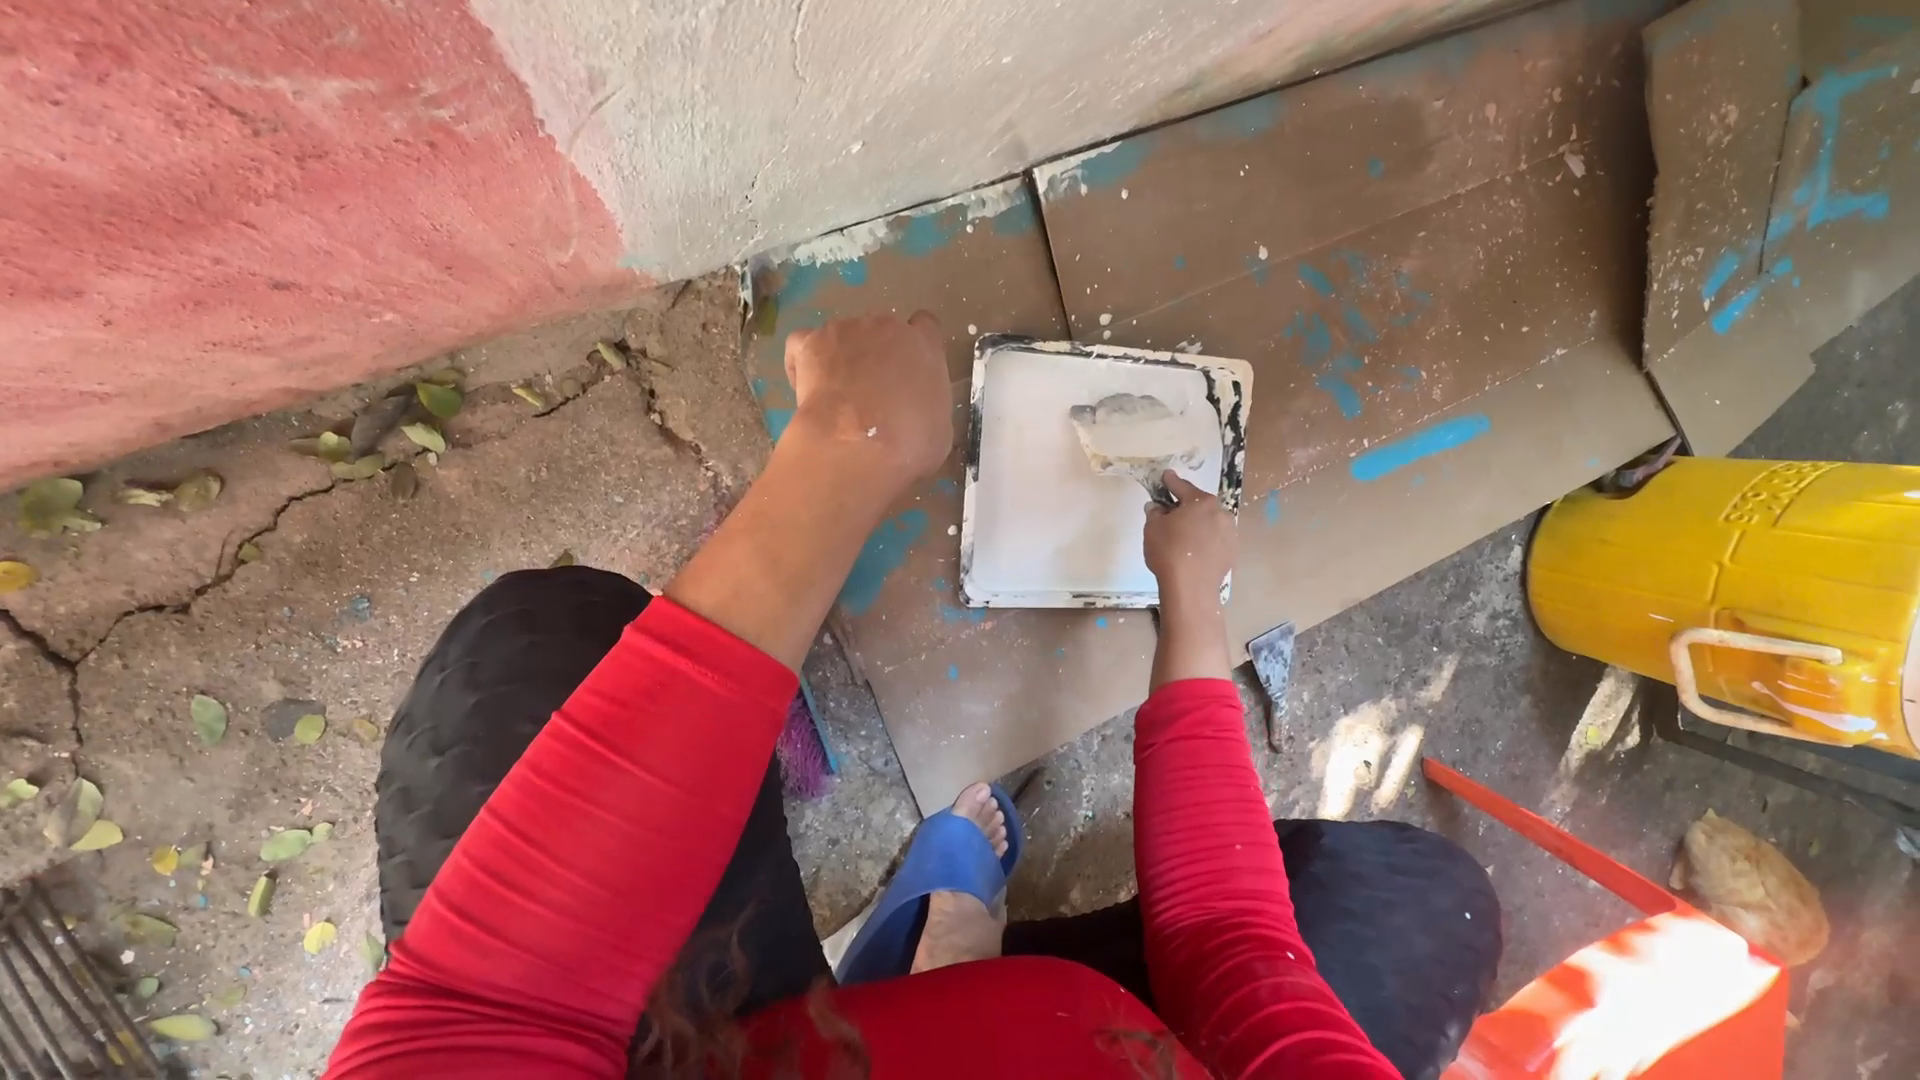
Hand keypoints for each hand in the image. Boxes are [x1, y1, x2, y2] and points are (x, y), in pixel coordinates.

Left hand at [784, 313, 951, 488]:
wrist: (860, 445)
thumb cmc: (910, 443)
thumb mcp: (940, 429)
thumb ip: (930, 406)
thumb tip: (919, 414)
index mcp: (924, 344)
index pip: (925, 327)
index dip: (915, 347)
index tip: (909, 371)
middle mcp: (886, 327)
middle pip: (881, 330)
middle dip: (877, 354)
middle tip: (873, 392)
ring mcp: (846, 330)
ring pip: (843, 336)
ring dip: (842, 358)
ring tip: (837, 396)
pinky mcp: (811, 343)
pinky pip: (804, 343)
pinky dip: (803, 361)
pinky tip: (808, 386)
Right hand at [1144, 472, 1236, 604]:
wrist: (1191, 587)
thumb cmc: (1169, 552)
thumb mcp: (1152, 528)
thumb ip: (1155, 513)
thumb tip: (1158, 507)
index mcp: (1201, 501)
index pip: (1182, 487)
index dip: (1171, 481)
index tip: (1166, 475)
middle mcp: (1220, 512)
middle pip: (1200, 505)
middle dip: (1186, 507)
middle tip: (1172, 514)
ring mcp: (1230, 533)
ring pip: (1210, 523)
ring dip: (1198, 525)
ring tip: (1184, 537)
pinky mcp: (1232, 552)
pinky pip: (1215, 540)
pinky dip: (1206, 541)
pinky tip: (1195, 552)